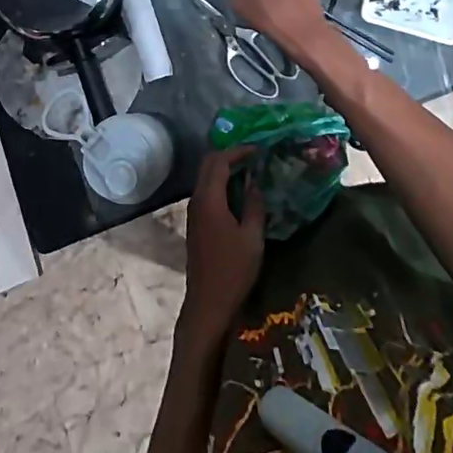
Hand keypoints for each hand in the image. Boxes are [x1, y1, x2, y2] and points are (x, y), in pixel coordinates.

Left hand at [181, 147, 265, 335]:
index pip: (219, 162)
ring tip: (250, 170)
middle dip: (229, 155)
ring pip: (206, 178)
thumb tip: (255, 181)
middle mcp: (197, 200)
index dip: (238, 151)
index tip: (258, 149)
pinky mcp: (196, 223)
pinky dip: (222, 184)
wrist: (208, 303)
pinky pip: (207, 192)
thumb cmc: (233, 271)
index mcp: (209, 200)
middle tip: (254, 155)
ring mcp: (193, 212)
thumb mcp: (252, 237)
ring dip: (225, 169)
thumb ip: (254, 205)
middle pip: (208, 165)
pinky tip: (239, 192)